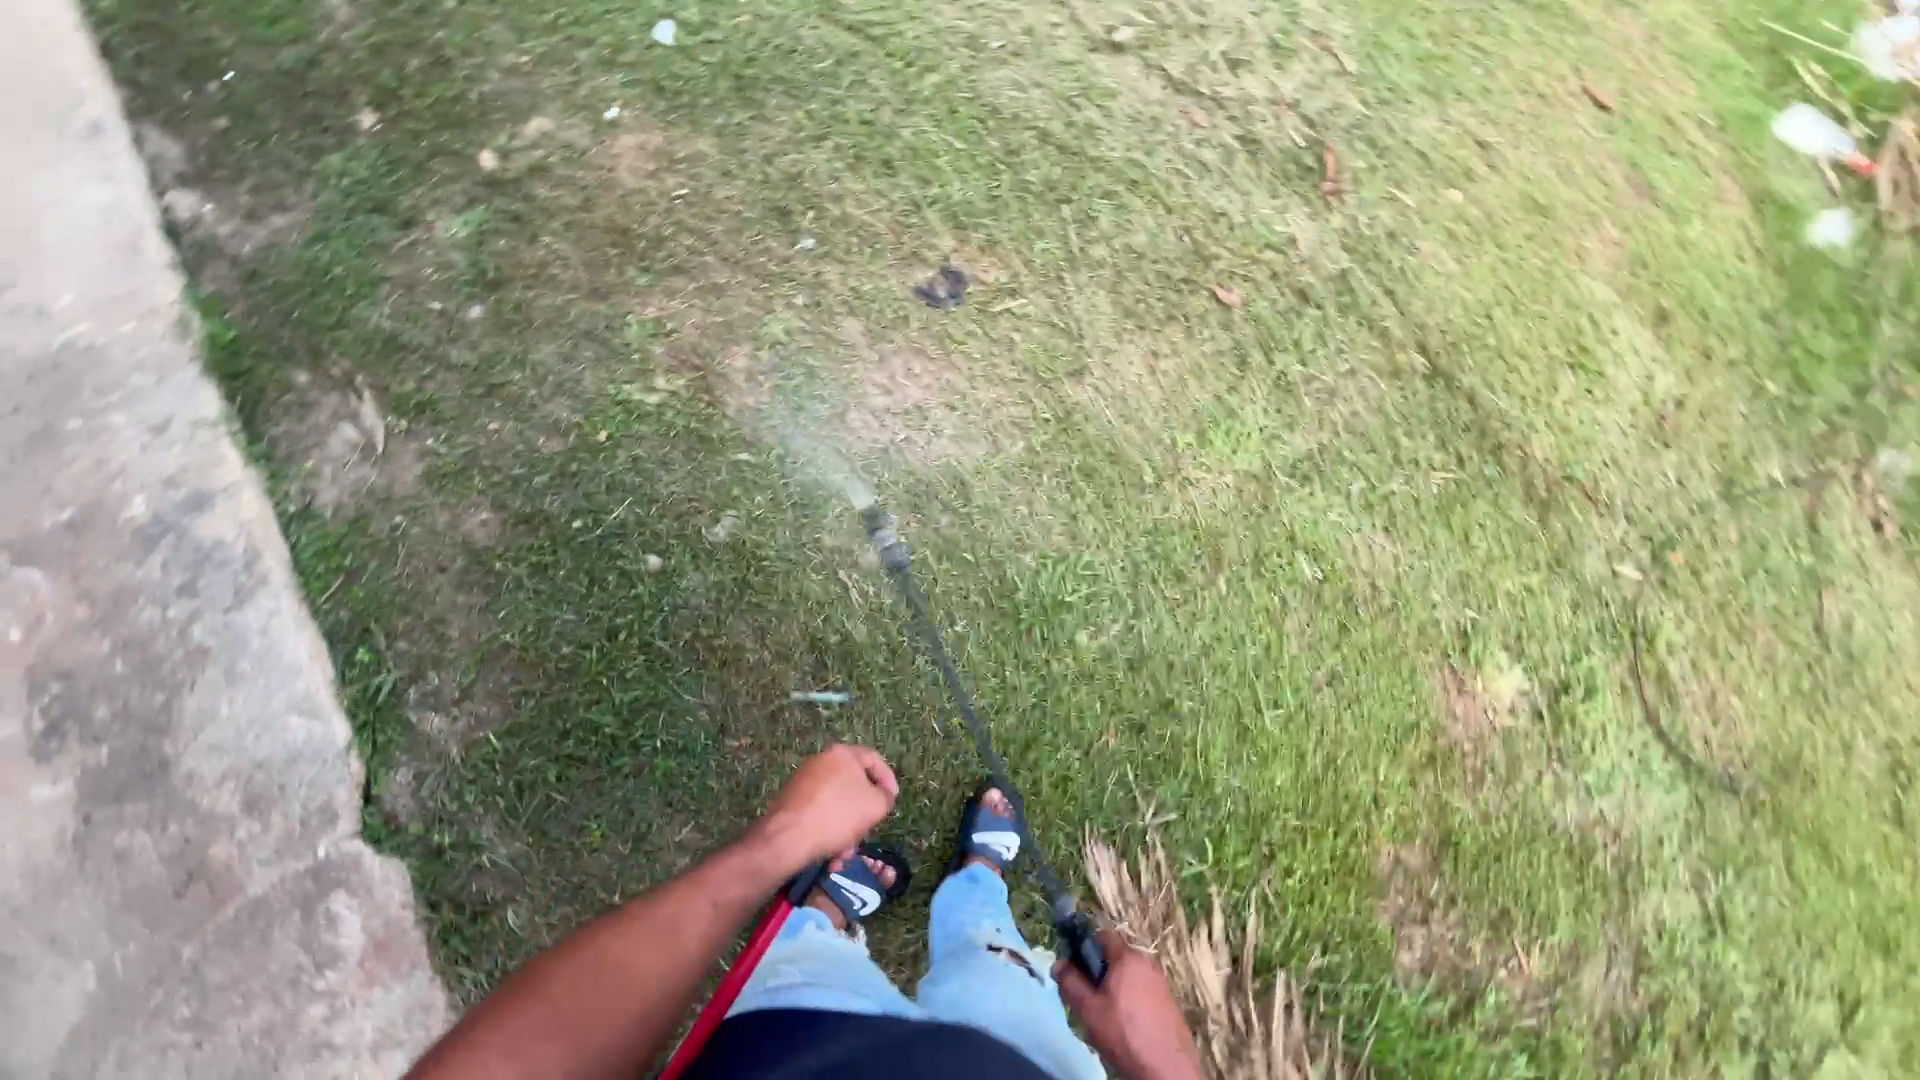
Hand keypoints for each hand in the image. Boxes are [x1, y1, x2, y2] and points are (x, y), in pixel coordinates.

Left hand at [753, 744, 898, 872]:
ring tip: (845, 854)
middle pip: (853, 784)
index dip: (888, 779)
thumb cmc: (837, 816)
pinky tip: (830, 853)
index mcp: (842, 753)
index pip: (873, 759)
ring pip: (836, 803)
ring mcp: (803, 780)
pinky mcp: (791, 800)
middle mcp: (821, 761)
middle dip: (863, 812)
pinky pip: (819, 812)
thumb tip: (882, 794)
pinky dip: (828, 830)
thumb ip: (886, 796)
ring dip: (846, 828)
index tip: (892, 799)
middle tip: (868, 830)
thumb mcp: (876, 806)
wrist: (787, 838)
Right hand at [1055, 929, 1203, 1079]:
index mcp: (1128, 957)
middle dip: (1101, 970)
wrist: (1166, 1069)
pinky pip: (1144, 989)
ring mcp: (1161, 982)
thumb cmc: (1123, 1033)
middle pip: (1117, 955)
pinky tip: (1128, 1022)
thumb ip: (1070, 983)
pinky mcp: (1169, 1001)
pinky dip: (1133, 997)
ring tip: (1108, 1012)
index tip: (1078, 970)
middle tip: (1090, 995)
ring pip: (1131, 974)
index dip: (1086, 948)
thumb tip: (1058, 964)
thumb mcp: (1088, 1009)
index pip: (1103, 935)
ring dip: (1117, 985)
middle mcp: (1148, 962)